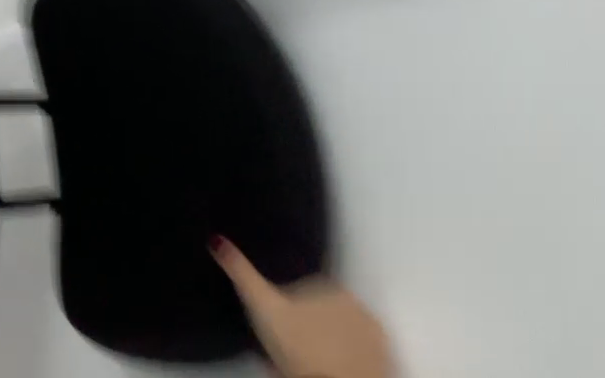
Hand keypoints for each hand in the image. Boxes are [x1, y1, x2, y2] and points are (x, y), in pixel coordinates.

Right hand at [211, 236, 391, 377]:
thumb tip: (216, 239)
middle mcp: (364, 308)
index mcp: (335, 286)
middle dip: (305, 324)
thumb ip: (240, 272)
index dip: (286, 304)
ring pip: (340, 336)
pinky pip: (357, 358)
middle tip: (285, 344)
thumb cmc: (298, 345)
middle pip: (325, 311)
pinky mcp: (387, 367)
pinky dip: (342, 362)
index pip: (306, 286)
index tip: (277, 322)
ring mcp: (380, 341)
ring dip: (322, 344)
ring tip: (300, 361)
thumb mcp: (260, 306)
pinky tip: (318, 368)